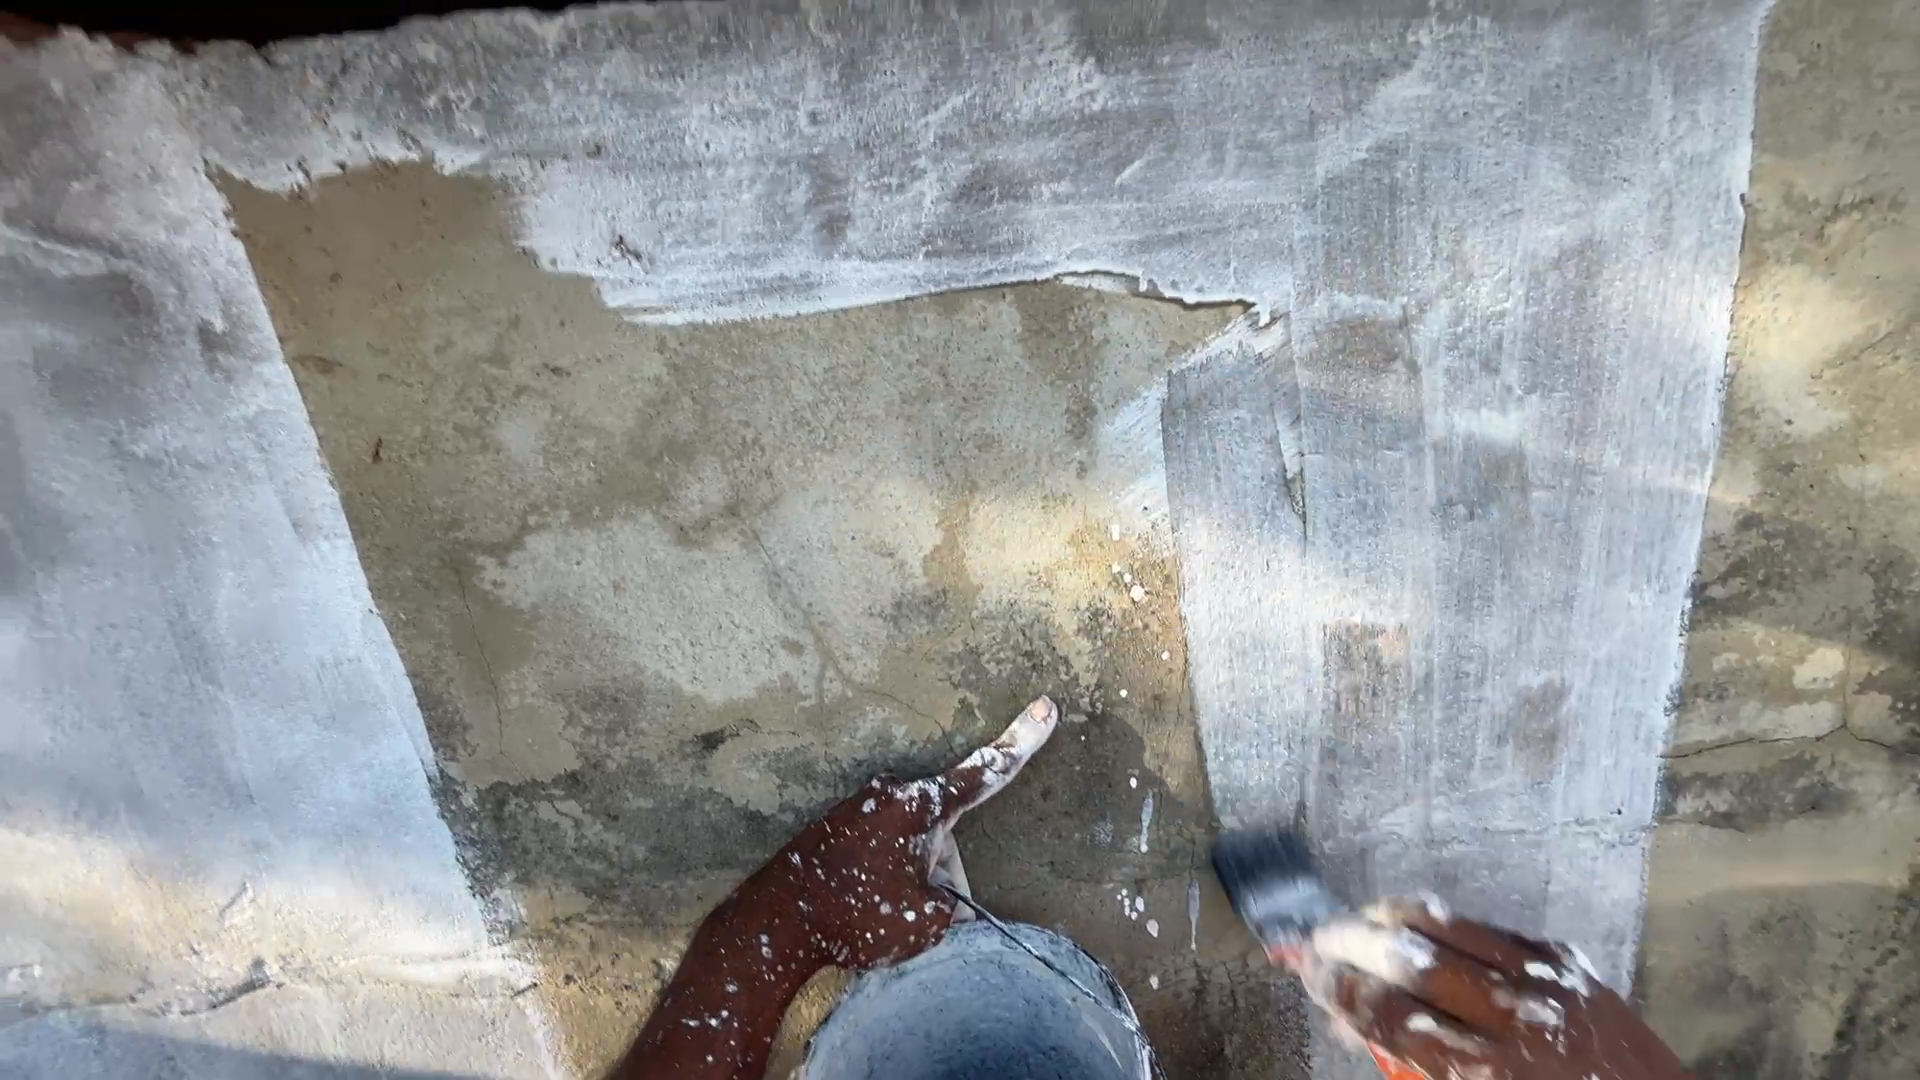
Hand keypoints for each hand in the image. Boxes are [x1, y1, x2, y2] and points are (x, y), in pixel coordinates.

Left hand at [614, 696, 1059, 1079]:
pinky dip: (884, 877)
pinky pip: (883, 850)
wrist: (773, 923)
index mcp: (920, 805)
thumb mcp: (924, 921)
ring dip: (910, 878)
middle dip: (941, 874)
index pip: (984, 772)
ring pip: (913, 845)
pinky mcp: (841, 825)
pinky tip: (861, 906)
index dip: (1022, 741)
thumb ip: (951, 902)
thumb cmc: (854, 917)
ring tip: (875, 915)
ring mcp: (863, 806)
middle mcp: (893, 794)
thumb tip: (944, 895)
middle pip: (945, 833)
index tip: (1047, 705)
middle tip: (908, 915)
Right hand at [1281, 898, 1691, 1079]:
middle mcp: (1516, 1020)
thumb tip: (1348, 1021)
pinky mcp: (1565, 959)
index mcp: (1491, 1075)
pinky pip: (1481, 925)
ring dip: (1385, 918)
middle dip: (1349, 942)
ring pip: (1440, 924)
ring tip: (1357, 921)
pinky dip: (1436, 921)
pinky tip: (1414, 925)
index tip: (1308, 974)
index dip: (1339, 988)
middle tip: (1319, 941)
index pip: (1390, 1015)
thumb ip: (1409, 1068)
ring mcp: (1544, 980)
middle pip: (1408, 959)